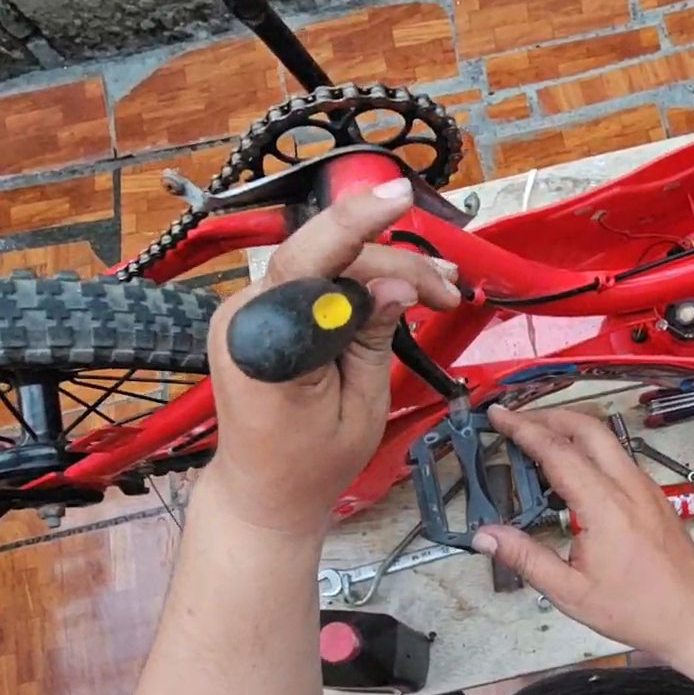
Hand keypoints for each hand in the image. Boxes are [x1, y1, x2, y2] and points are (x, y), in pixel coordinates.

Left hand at [203, 178, 460, 536]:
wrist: (264, 494)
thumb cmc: (312, 466)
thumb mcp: (360, 407)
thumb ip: (373, 340)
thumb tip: (398, 287)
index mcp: (263, 344)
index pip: (312, 265)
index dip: (358, 227)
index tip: (401, 201)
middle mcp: (245, 315)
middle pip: (325, 258)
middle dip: (393, 265)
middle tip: (448, 291)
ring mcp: (249, 312)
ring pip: (323, 264)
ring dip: (383, 269)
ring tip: (439, 288)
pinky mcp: (263, 315)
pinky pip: (315, 282)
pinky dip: (359, 283)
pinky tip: (400, 292)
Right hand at [470, 405, 693, 655]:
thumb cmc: (638, 607)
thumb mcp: (570, 592)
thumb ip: (526, 558)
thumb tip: (485, 536)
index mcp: (605, 507)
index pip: (558, 452)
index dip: (523, 429)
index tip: (499, 416)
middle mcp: (628, 486)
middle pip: (586, 427)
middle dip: (547, 415)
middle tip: (515, 420)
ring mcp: (644, 486)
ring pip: (605, 437)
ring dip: (568, 428)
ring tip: (537, 438)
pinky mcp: (652, 492)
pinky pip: (616, 455)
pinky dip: (587, 447)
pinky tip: (569, 468)